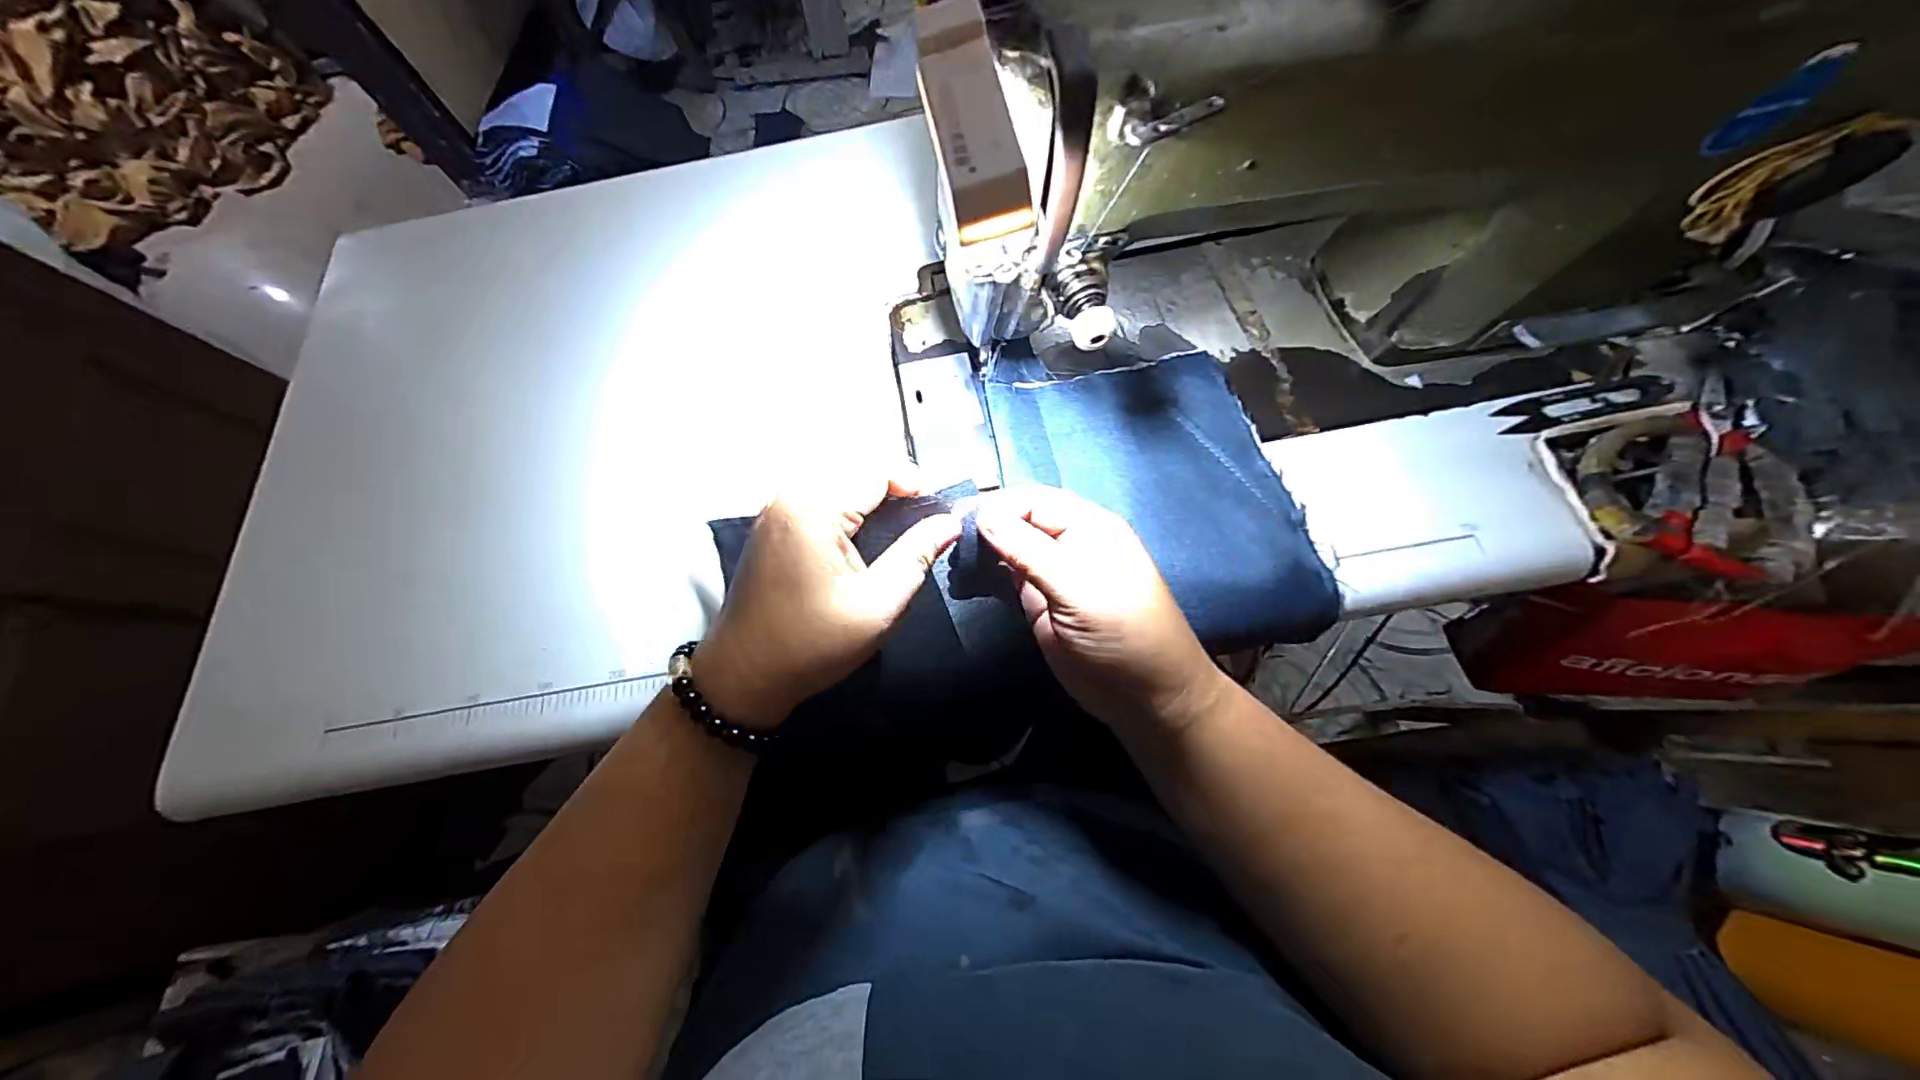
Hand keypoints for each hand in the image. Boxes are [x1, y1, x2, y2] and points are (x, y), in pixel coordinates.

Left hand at [694, 470, 960, 728]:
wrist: (744, 675)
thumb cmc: (812, 645)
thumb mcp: (879, 605)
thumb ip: (918, 555)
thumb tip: (950, 521)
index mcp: (812, 508)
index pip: (877, 469)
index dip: (915, 485)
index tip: (940, 514)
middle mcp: (789, 496)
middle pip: (857, 469)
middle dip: (895, 488)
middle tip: (923, 523)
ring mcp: (775, 508)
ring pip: (839, 480)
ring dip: (872, 496)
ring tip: (900, 529)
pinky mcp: (772, 524)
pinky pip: (820, 497)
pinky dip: (848, 507)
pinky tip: (865, 535)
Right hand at [975, 486, 1229, 732]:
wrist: (1144, 696)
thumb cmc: (1122, 634)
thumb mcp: (1078, 588)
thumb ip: (1029, 550)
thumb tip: (983, 515)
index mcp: (1089, 526)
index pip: (1034, 499)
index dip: (996, 505)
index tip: (955, 519)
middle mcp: (1069, 541)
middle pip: (1020, 518)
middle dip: (986, 523)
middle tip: (946, 536)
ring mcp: (1053, 571)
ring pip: (1010, 544)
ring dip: (983, 546)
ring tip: (951, 553)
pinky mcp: (1039, 599)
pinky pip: (1009, 574)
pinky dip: (987, 570)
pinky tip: (966, 572)